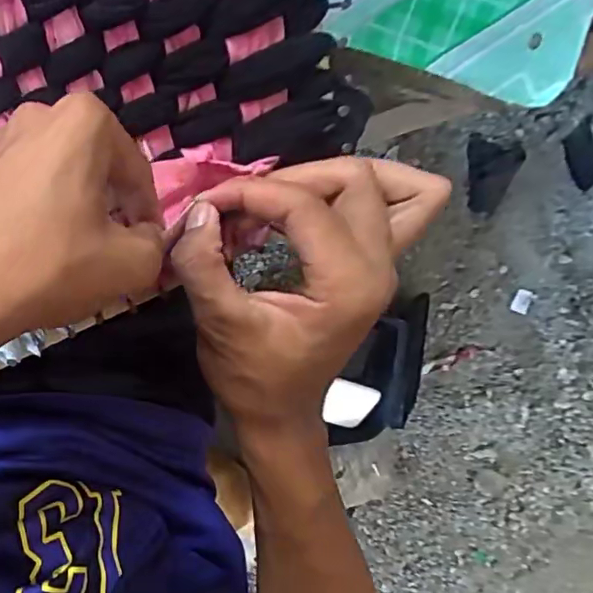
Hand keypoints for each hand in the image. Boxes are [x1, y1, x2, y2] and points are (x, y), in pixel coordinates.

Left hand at [0, 93, 166, 359]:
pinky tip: (28, 244)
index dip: (147, 210)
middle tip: (110, 243)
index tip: (145, 243)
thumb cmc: (49, 268)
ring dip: (69, 201)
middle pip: (92, 163)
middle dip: (107, 200)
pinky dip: (32, 207)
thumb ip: (156, 241)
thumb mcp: (131, 264)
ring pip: (53, 171)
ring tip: (68, 245)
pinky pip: (17, 184)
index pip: (135, 168)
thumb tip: (145, 235)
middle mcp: (36, 115)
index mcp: (82, 119)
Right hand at [169, 158, 448, 434]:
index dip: (250, 193)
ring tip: (274, 200)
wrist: (280, 413)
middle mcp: (379, 266)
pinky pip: (393, 205)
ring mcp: (385, 265)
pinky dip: (346, 194)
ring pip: (389, 184)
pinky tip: (295, 213)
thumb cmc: (251, 376)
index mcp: (347, 283)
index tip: (207, 205)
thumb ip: (202, 263)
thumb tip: (199, 210)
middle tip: (243, 203)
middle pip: (356, 179)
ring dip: (325, 179)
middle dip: (289, 179)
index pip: (305, 205)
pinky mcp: (375, 265)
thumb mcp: (218, 322)